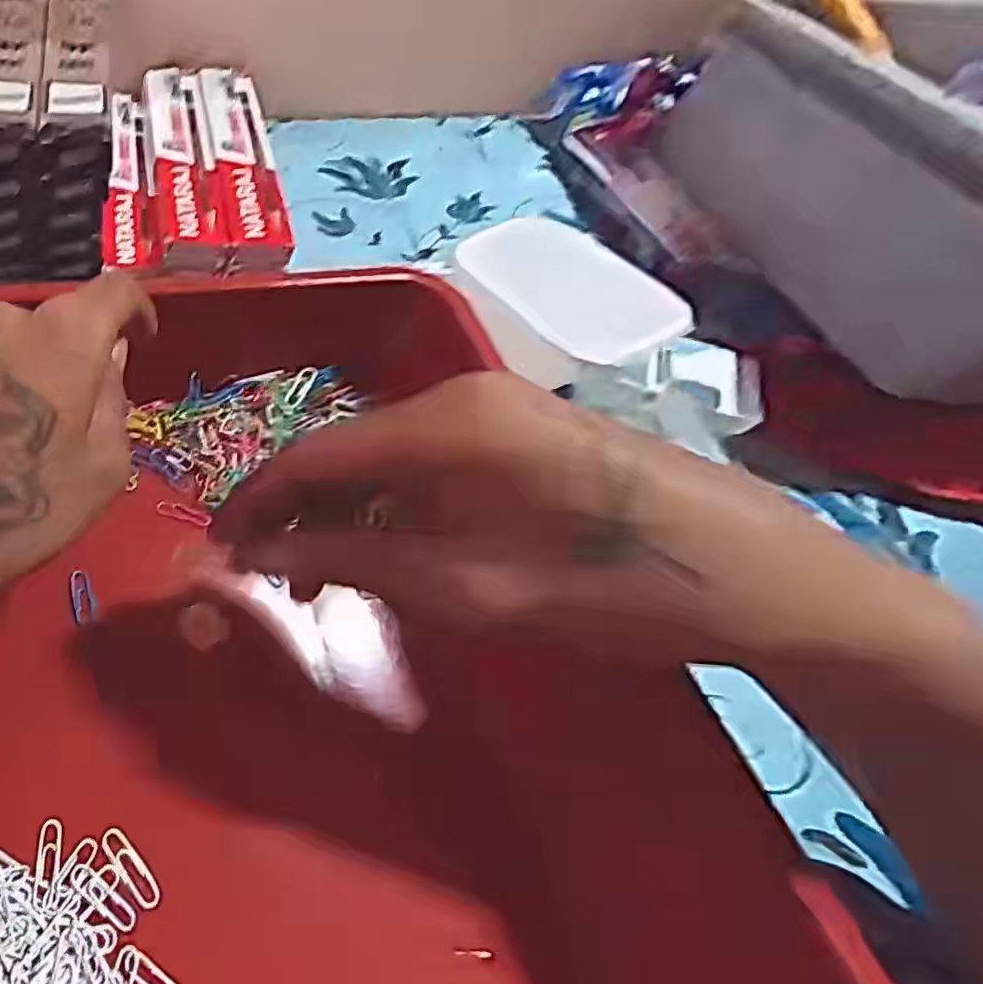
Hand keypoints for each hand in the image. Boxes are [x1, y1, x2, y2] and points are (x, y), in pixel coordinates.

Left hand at [0, 273, 156, 637]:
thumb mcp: (106, 465)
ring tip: (28, 423)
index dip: (138, 310)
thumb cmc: (31, 503)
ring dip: (34, 364)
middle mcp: (11, 318)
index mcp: (68, 334)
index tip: (141, 342)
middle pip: (63, 318)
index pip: (117, 290)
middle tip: (81, 404)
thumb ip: (117, 398)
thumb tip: (111, 358)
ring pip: (17, 337)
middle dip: (82, 350)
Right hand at [212, 371, 971, 670]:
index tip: (218, 547)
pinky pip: (412, 465)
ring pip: (372, 460)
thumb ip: (346, 561)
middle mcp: (453, 396)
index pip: (310, 454)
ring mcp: (483, 408)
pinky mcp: (505, 430)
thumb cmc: (605, 587)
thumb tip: (253, 557)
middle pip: (338, 452)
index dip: (254, 502)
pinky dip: (378, 507)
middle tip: (264, 574)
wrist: (763, 581)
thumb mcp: (460, 585)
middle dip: (290, 513)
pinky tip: (371, 548)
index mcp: (440, 422)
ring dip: (333, 514)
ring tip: (313, 575)